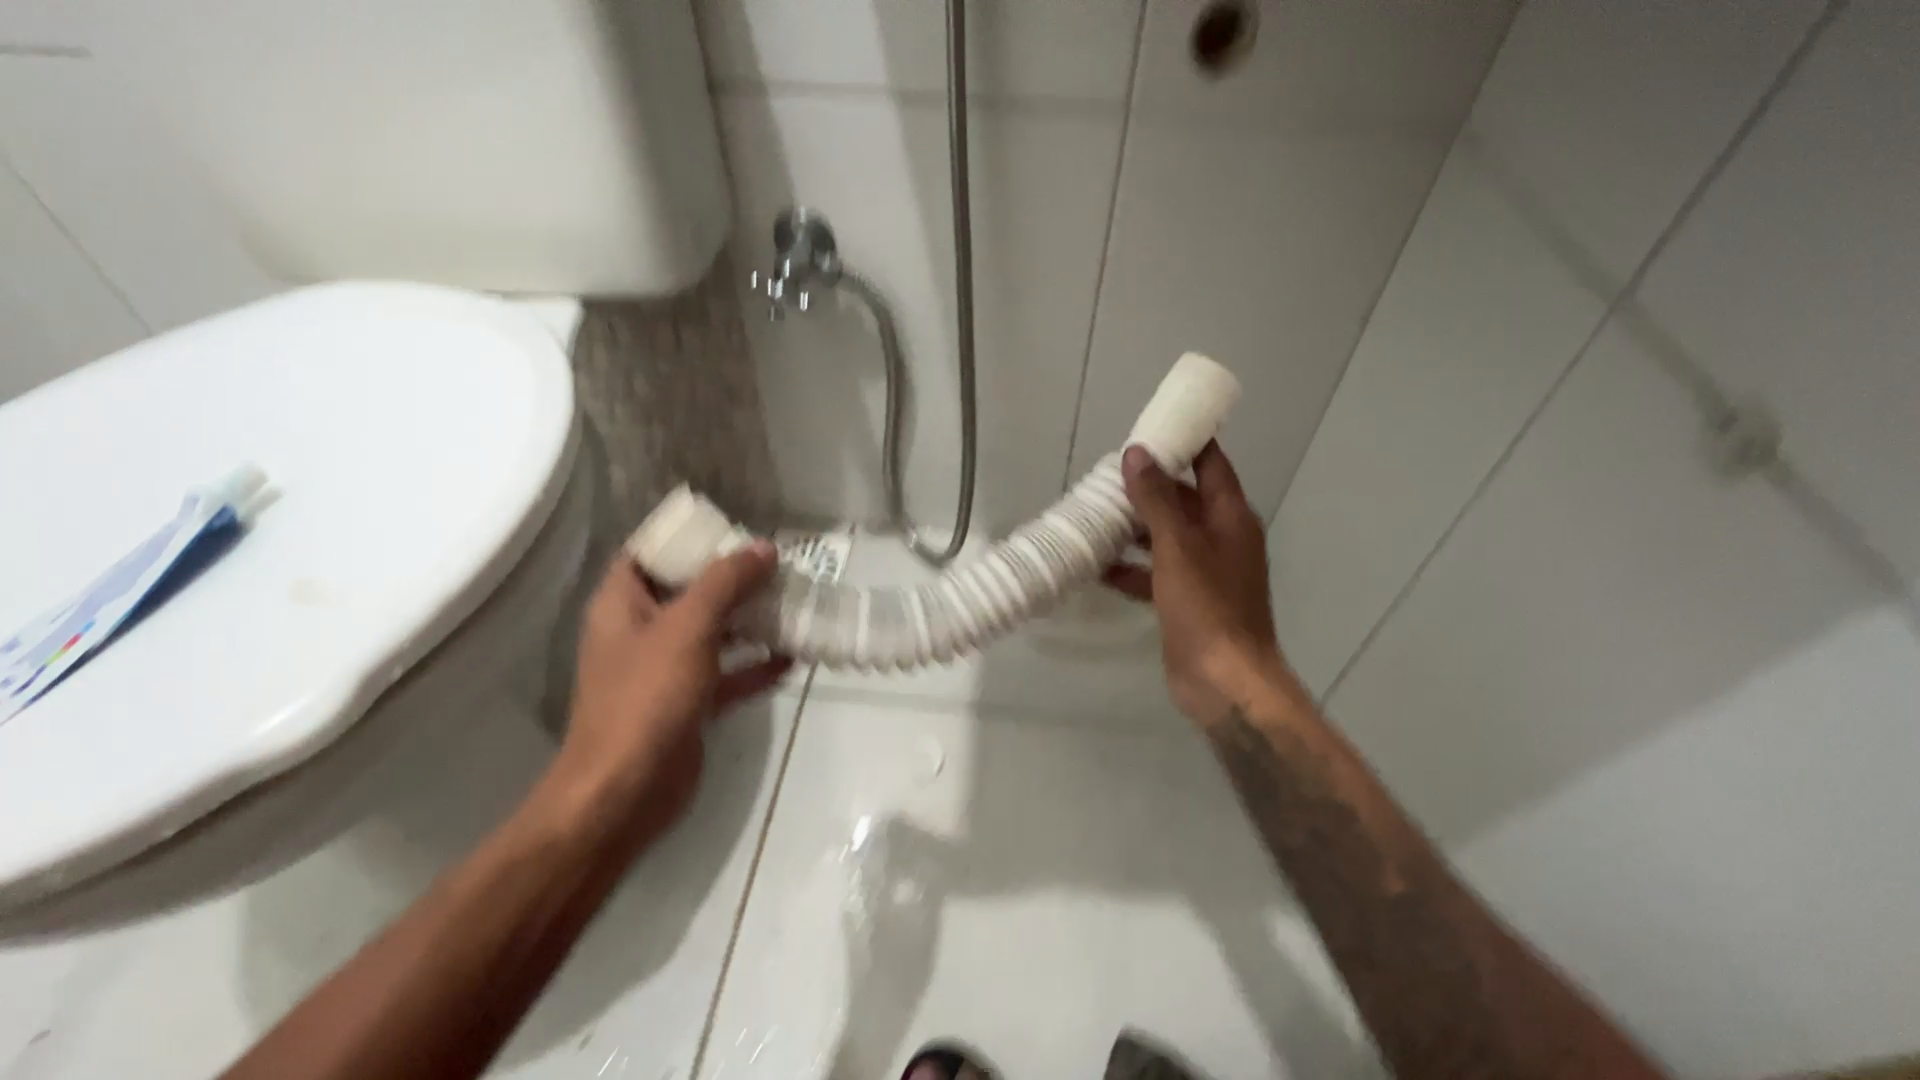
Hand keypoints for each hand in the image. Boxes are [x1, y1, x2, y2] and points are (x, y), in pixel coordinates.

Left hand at [554, 543, 792, 842]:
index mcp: (622, 604)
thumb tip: (763, 547)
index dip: (687, 537)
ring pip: (711, 633)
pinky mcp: (687, 705)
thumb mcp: (687, 628)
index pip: (649, 553)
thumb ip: (726, 583)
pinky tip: (791, 658)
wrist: (625, 790)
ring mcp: (663, 671)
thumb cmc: (647, 697)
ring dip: (749, 621)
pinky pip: (725, 675)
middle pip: (688, 591)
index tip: (733, 528)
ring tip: (793, 604)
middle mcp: (639, 632)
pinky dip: (753, 666)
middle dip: (732, 579)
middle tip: (778, 567)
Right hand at [1103, 443, 1286, 724]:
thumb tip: (1137, 454)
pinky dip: (1132, 568)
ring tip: (1096, 515)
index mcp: (1230, 518)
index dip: (1185, 443)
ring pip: (1167, 537)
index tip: (1150, 428)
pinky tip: (1099, 567)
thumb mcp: (1177, 546)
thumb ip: (1156, 500)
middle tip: (1107, 475)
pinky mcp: (1188, 602)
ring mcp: (1206, 573)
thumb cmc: (1207, 606)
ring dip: (1136, 528)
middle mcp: (1222, 539)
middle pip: (1185, 500)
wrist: (1225, 680)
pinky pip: (1157, 574)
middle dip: (1150, 487)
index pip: (1211, 464)